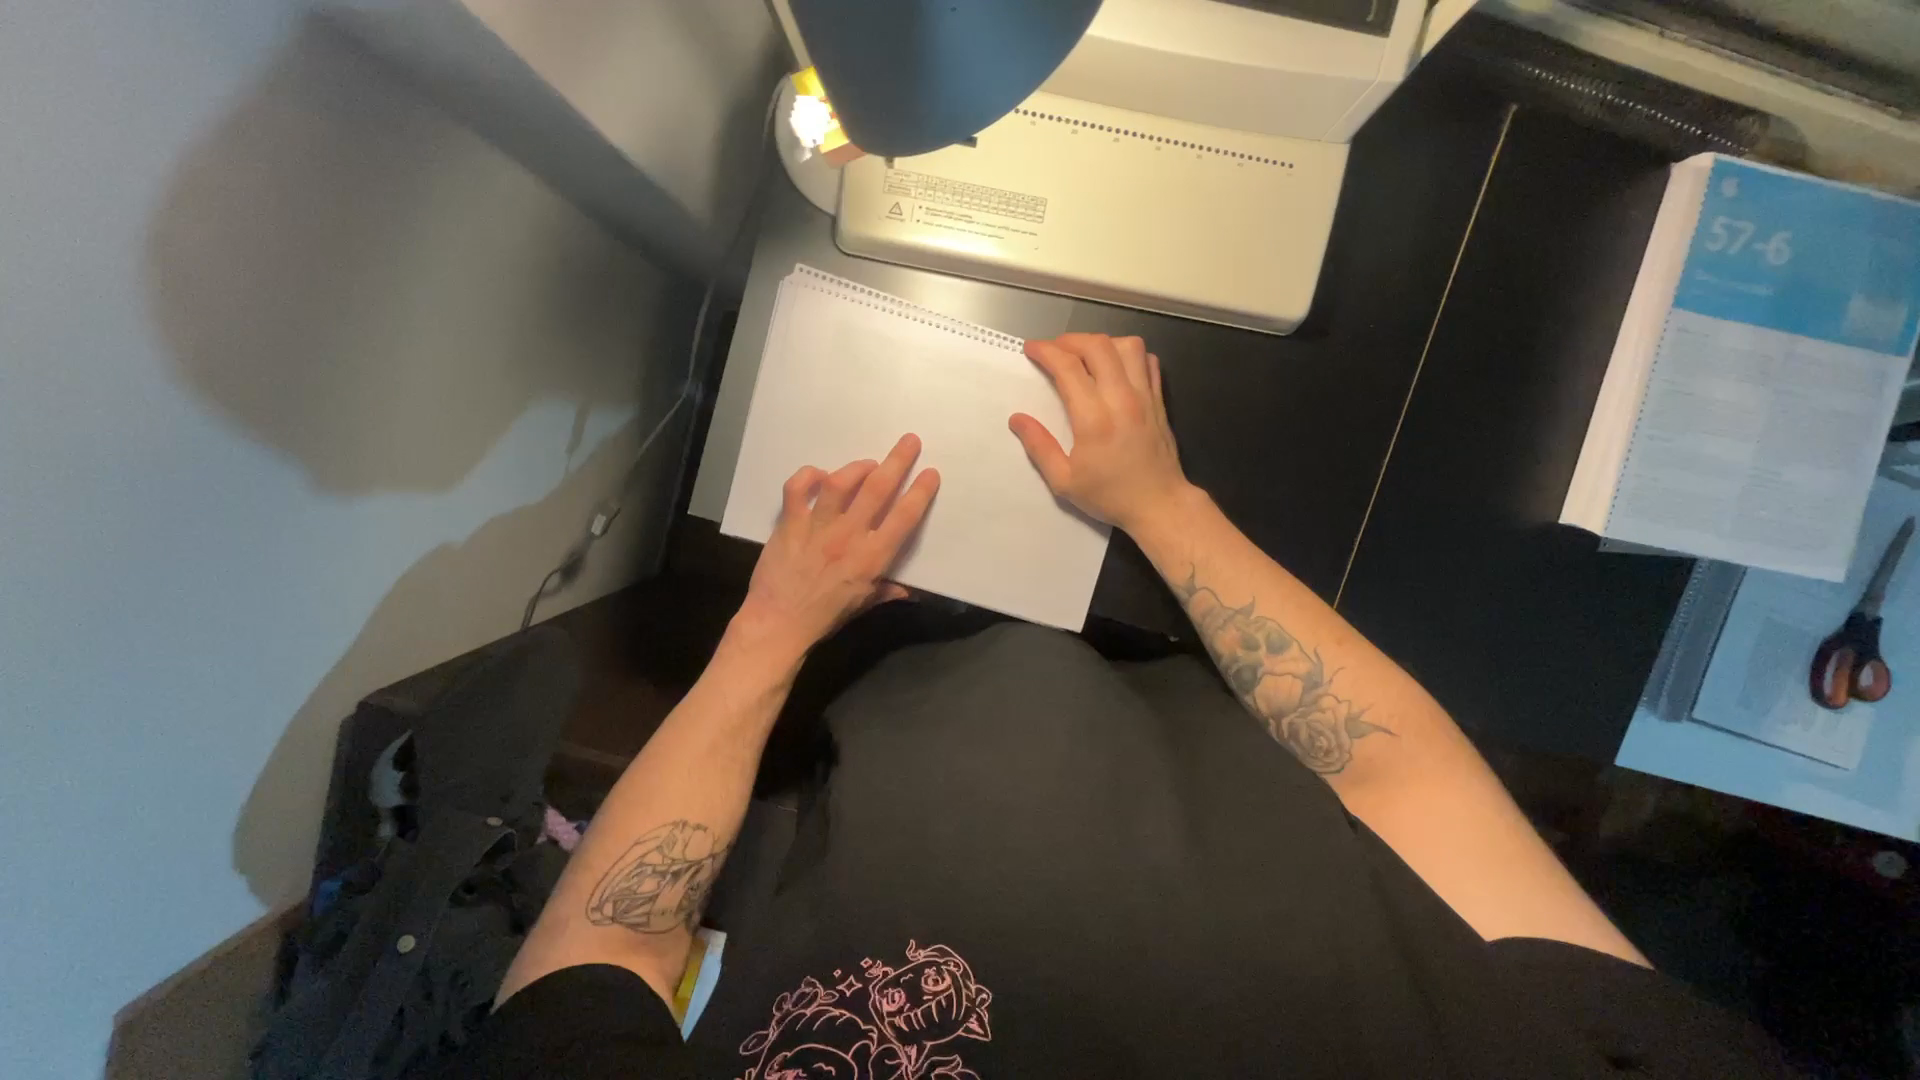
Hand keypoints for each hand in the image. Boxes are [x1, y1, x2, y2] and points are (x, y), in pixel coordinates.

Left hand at [727, 434, 939, 664]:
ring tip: (868, 463)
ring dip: (857, 468)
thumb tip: (909, 590)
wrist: (778, 623)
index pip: (904, 517)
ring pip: (839, 483)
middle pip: (877, 489)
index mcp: (871, 558)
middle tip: (909, 441)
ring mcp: (816, 527)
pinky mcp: (789, 524)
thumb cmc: (825, 617)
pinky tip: (819, 474)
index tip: (930, 473)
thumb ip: (886, 591)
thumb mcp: (863, 605)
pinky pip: (797, 489)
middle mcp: (847, 536)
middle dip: (897, 461)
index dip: (920, 492)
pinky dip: (808, 475)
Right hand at [1010, 333, 1193, 533]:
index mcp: (1094, 419)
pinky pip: (1148, 361)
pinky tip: (1115, 368)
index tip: (1031, 350)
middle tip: (1054, 350)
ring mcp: (1145, 396)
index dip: (1046, 352)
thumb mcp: (1064, 482)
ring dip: (1102, 343)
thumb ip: (1039, 447)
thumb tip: (1017, 419)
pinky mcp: (1159, 399)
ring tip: (1085, 356)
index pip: (1068, 367)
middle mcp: (1121, 399)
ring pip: (1127, 346)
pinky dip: (1129, 355)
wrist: (1159, 504)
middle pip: (1097, 346)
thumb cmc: (1109, 496)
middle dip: (1070, 340)